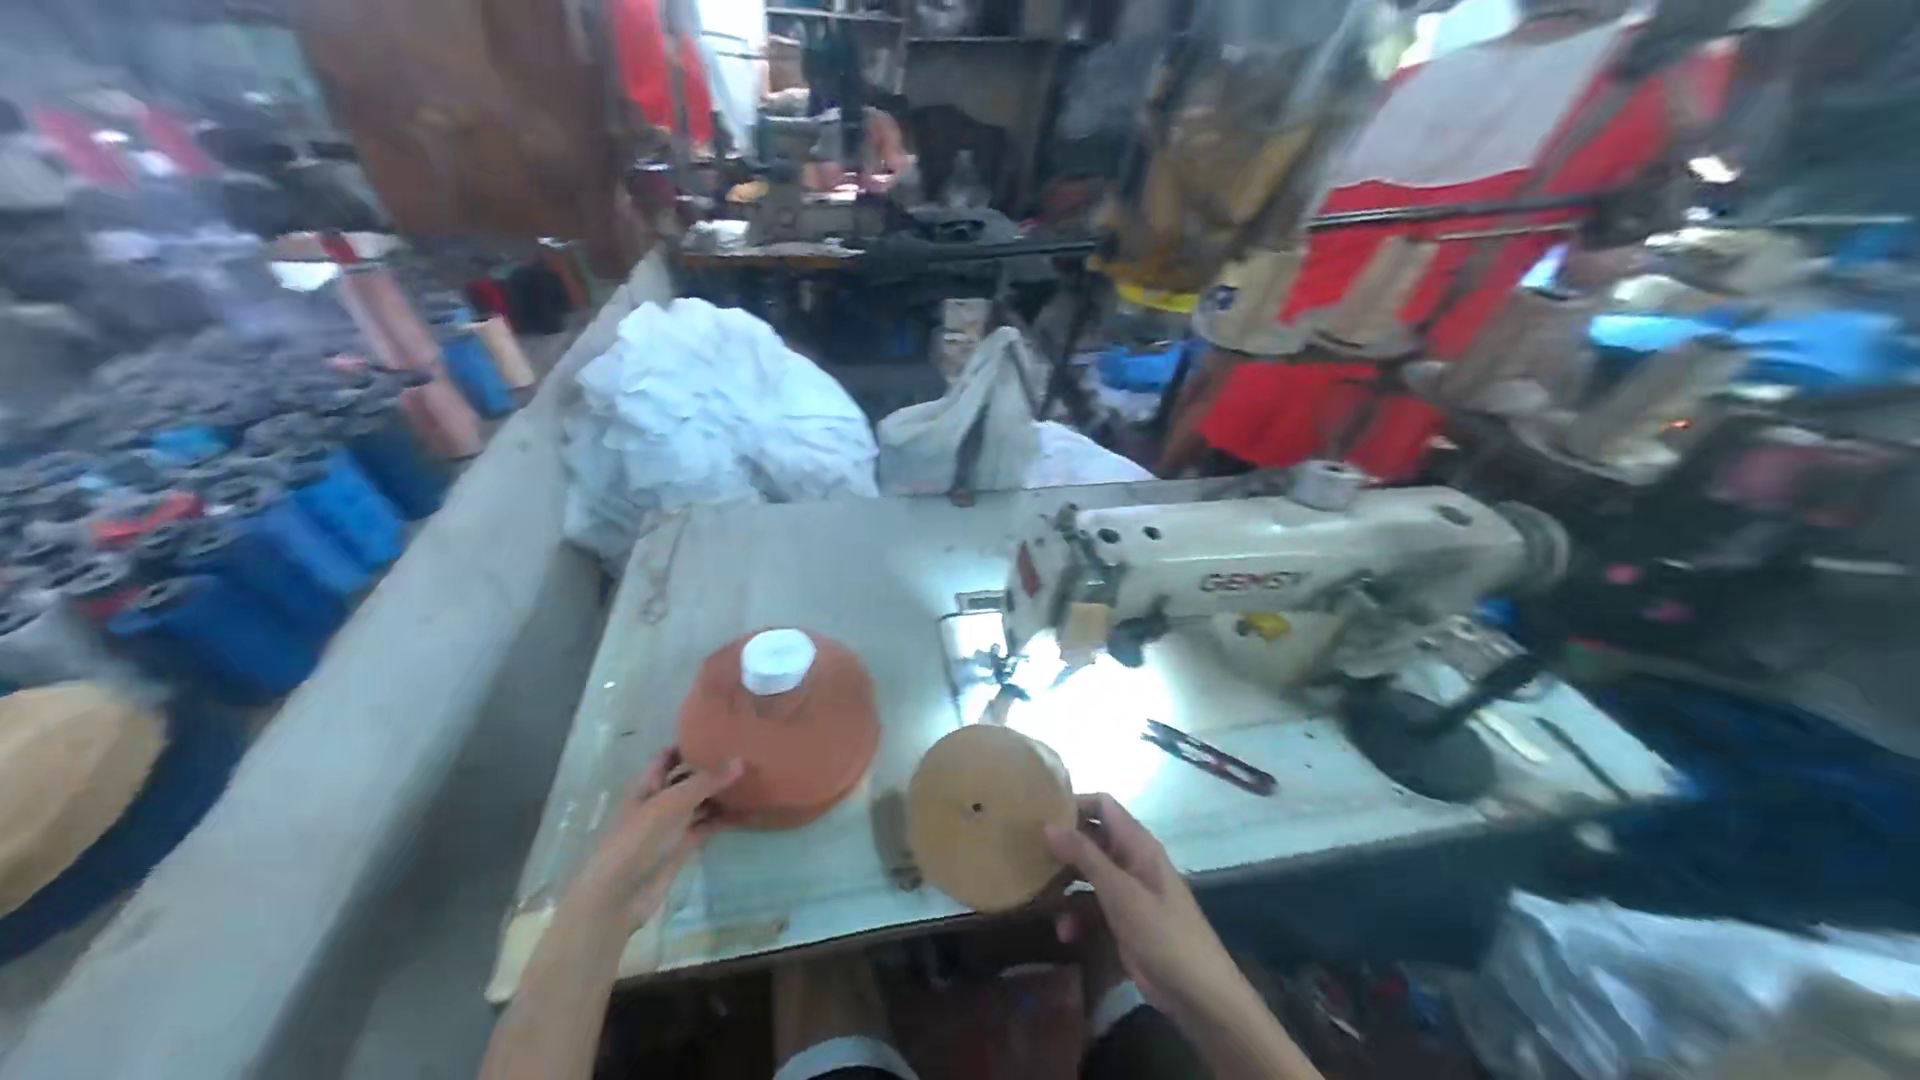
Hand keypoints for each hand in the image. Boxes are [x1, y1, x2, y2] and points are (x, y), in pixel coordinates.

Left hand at [571, 748, 743, 932]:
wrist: (618, 897)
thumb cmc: (636, 841)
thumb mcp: (670, 804)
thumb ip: (706, 782)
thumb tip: (742, 760)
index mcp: (647, 785)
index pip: (669, 756)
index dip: (689, 742)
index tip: (720, 729)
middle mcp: (660, 800)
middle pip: (688, 777)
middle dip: (711, 766)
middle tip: (746, 750)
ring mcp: (672, 824)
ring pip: (701, 801)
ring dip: (721, 791)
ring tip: (753, 775)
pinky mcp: (683, 846)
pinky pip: (708, 824)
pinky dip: (725, 817)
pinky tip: (747, 807)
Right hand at [1044, 793, 1239, 1018]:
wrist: (1198, 994)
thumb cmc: (1162, 932)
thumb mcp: (1120, 892)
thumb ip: (1084, 856)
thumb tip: (1048, 824)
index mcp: (1137, 844)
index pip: (1103, 805)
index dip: (1074, 803)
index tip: (1041, 813)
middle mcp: (1130, 860)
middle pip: (1090, 839)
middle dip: (1062, 846)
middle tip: (1028, 852)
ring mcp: (1126, 891)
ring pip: (1086, 875)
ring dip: (1065, 887)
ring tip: (1040, 896)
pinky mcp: (1121, 919)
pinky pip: (1091, 907)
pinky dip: (1077, 917)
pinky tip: (1065, 933)